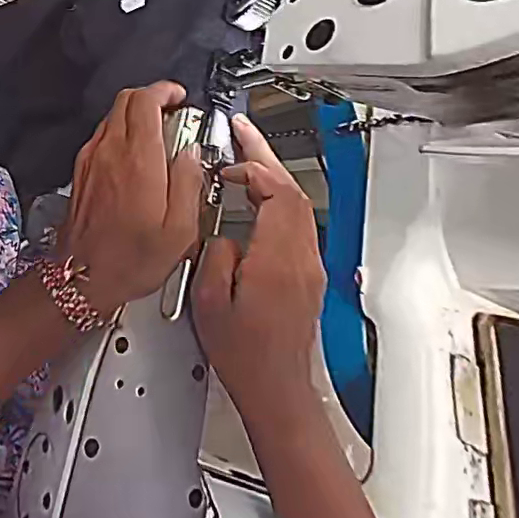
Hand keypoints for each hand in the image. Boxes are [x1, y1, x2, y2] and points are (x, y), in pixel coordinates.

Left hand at [61, 82, 204, 314]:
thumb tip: (192, 155)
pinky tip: (137, 160)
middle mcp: (109, 153)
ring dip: (136, 116)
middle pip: (125, 100)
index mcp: (137, 161)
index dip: (165, 90)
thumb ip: (189, 182)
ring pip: (113, 116)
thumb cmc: (128, 259)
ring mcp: (91, 160)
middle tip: (173, 113)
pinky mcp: (81, 172)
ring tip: (158, 138)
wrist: (82, 278)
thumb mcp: (179, 229)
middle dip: (151, 97)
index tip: (179, 97)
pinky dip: (122, 135)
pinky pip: (102, 137)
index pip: (145, 100)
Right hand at [193, 114, 324, 424]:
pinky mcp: (307, 272)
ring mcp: (308, 264)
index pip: (278, 193)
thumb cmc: (247, 355)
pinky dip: (276, 196)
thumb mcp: (209, 302)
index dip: (255, 169)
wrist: (277, 387)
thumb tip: (223, 232)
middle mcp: (302, 258)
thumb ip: (215, 255)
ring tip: (246, 153)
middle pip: (292, 189)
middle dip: (265, 154)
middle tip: (243, 130)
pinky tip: (256, 193)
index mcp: (279, 260)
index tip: (230, 165)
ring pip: (297, 202)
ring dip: (272, 173)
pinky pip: (296, 220)